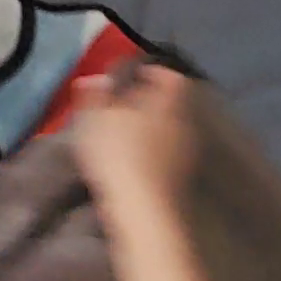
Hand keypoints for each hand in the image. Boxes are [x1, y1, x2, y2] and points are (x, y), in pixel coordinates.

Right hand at [61, 64, 197, 221]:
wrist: (143, 209)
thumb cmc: (118, 154)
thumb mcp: (94, 117)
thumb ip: (95, 94)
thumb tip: (94, 78)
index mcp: (168, 100)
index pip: (168, 75)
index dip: (149, 72)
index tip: (127, 77)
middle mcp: (184, 121)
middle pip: (169, 101)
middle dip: (146, 100)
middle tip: (119, 104)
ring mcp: (186, 149)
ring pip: (167, 125)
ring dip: (148, 125)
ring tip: (121, 131)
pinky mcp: (180, 174)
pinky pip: (166, 147)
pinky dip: (151, 146)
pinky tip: (130, 156)